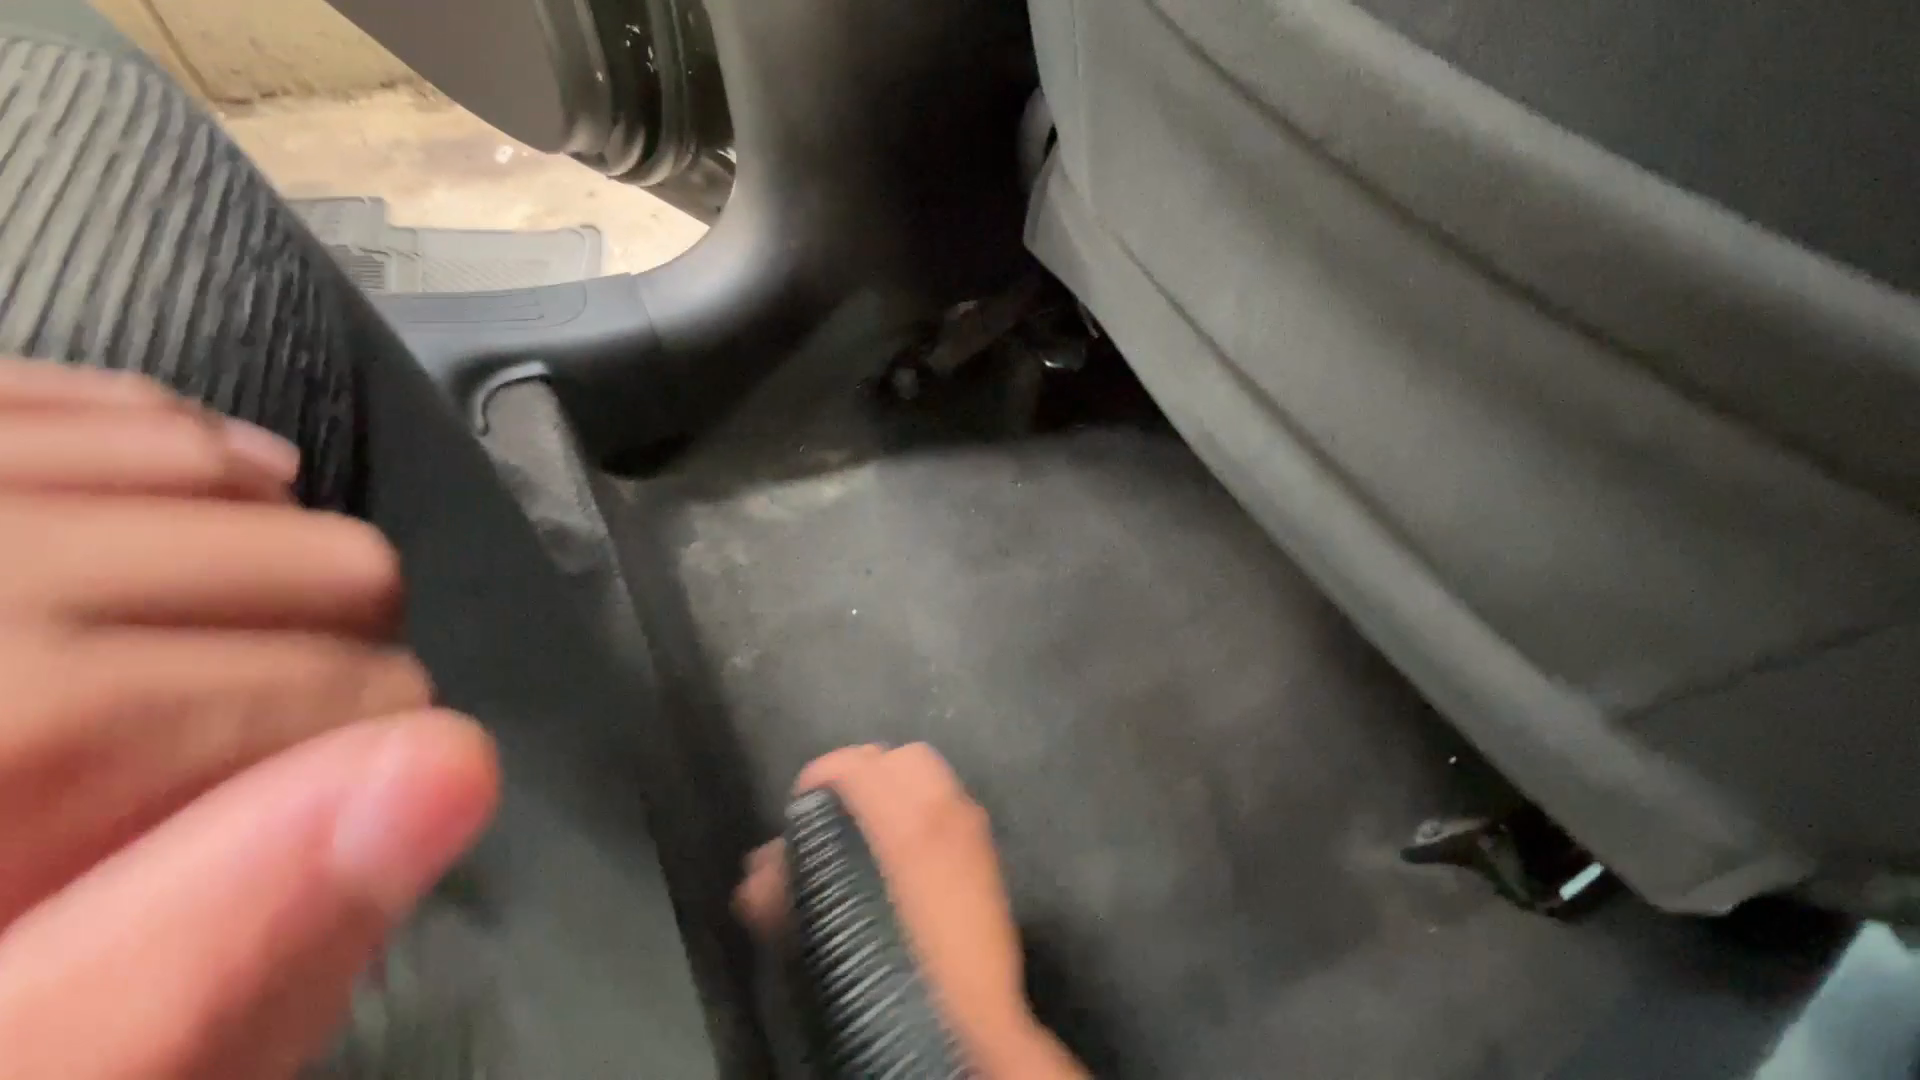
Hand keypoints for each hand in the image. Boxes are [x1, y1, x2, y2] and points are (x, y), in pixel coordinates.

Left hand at [0, 360, 499, 1077]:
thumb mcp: (44, 1070)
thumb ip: (223, 958)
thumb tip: (454, 765)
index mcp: (0, 744)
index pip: (336, 692)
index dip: (369, 768)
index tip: (324, 829)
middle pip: (321, 565)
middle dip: (338, 664)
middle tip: (249, 757)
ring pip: (231, 465)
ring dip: (268, 570)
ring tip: (213, 656)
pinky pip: (104, 400)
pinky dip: (183, 454)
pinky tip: (182, 524)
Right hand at [737, 744, 1084, 1077]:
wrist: (971, 1016)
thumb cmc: (896, 968)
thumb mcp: (829, 931)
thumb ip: (783, 895)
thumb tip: (757, 872)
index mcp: (904, 823)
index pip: (855, 764)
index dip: (821, 775)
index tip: (802, 802)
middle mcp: (943, 808)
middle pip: (895, 756)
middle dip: (863, 773)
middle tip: (838, 808)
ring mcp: (970, 822)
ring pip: (926, 771)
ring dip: (894, 786)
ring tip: (869, 822)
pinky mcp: (985, 842)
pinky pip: (948, 797)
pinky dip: (922, 805)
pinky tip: (904, 846)